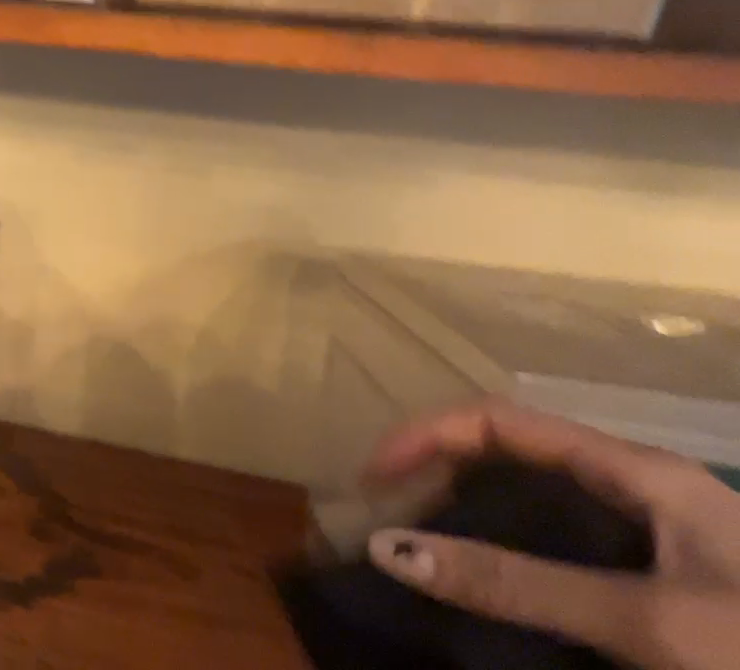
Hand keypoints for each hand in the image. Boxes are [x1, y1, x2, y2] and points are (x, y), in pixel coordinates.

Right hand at [361, 400, 739, 669]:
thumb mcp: (648, 624)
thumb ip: (516, 584)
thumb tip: (386, 548)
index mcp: (638, 472)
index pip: (496, 418)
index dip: (422, 435)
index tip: (372, 482)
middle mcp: (643, 488)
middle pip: (511, 449)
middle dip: (437, 468)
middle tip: (389, 514)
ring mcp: (660, 534)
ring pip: (536, 495)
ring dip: (468, 508)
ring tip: (427, 545)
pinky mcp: (669, 579)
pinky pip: (563, 541)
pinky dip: (509, 548)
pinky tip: (498, 583)